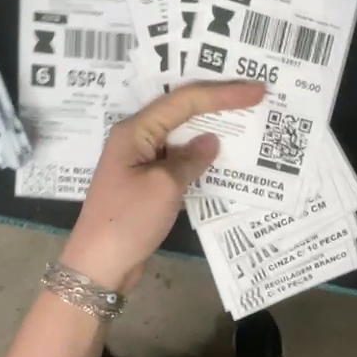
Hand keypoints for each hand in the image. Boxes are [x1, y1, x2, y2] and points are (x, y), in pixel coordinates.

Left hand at [60, 82, 266, 291]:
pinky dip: (199, 158)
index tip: (257, 91)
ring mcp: (140, 162)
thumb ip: (190, 160)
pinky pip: (177, 161)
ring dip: (210, 129)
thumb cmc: (128, 222)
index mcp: (135, 131)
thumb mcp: (164, 187)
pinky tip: (220, 158)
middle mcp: (136, 139)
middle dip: (217, 102)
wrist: (100, 266)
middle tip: (254, 97)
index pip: (184, 101)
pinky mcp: (145, 184)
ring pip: (180, 136)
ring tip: (244, 121)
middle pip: (180, 111)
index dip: (222, 93)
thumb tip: (211, 141)